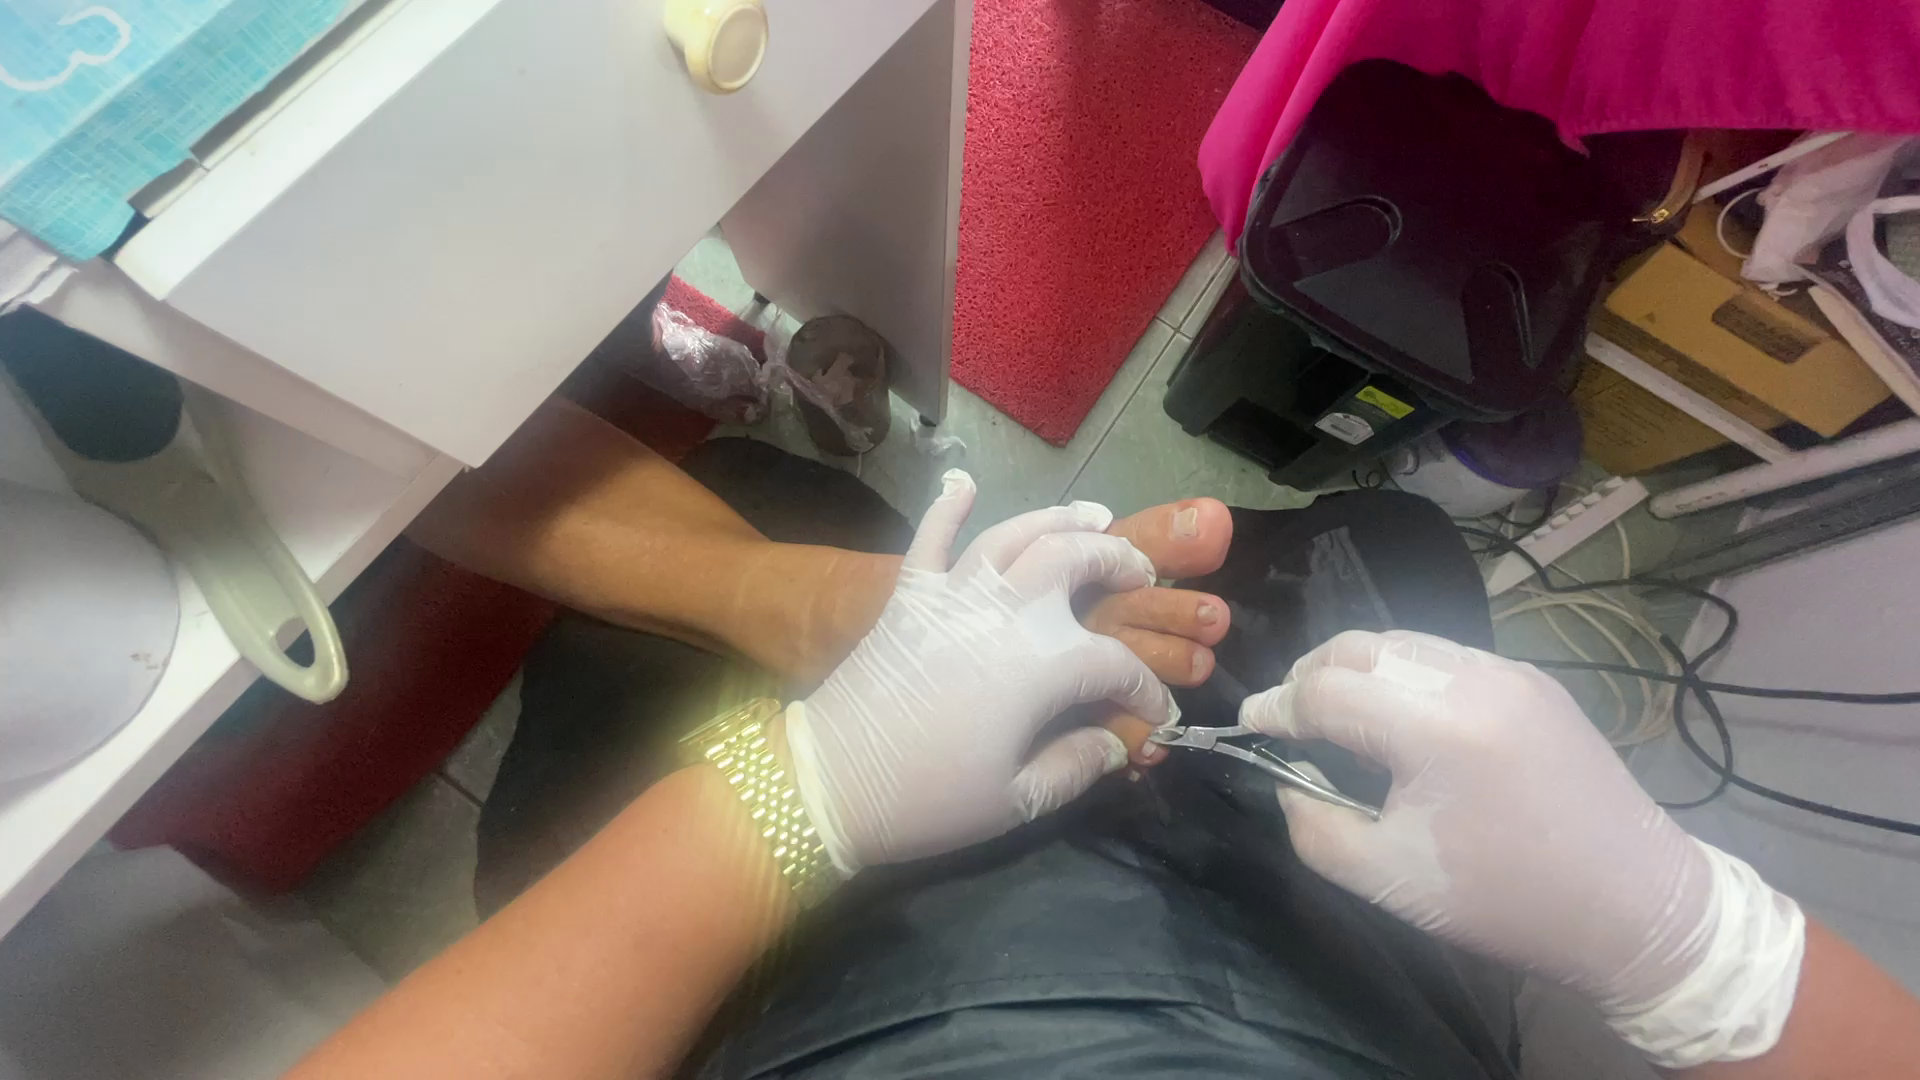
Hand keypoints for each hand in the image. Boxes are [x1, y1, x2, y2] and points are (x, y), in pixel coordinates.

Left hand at [787, 470, 1175, 873]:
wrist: (831, 782)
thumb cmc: (928, 798)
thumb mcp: (1018, 801)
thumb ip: (1078, 766)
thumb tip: (1118, 744)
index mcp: (1041, 666)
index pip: (1115, 665)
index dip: (1145, 690)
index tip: (1155, 712)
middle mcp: (1005, 612)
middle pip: (1075, 561)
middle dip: (1119, 562)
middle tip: (1139, 574)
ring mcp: (953, 593)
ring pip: (1016, 534)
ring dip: (1059, 518)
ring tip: (1094, 516)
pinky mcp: (910, 594)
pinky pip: (930, 538)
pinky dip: (948, 507)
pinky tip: (965, 483)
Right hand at [1243, 630, 1804, 1068]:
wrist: (1645, 913)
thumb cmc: (1508, 901)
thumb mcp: (1385, 880)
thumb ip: (1310, 823)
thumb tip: (1288, 775)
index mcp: (1438, 731)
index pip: (1325, 692)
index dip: (1276, 707)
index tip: (1250, 725)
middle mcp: (1471, 680)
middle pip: (1354, 648)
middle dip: (1306, 676)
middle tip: (1286, 715)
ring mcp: (1506, 671)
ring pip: (1394, 642)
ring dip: (1348, 668)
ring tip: (1333, 708)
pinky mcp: (1529, 678)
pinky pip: (1437, 654)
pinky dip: (1395, 671)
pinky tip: (1394, 711)